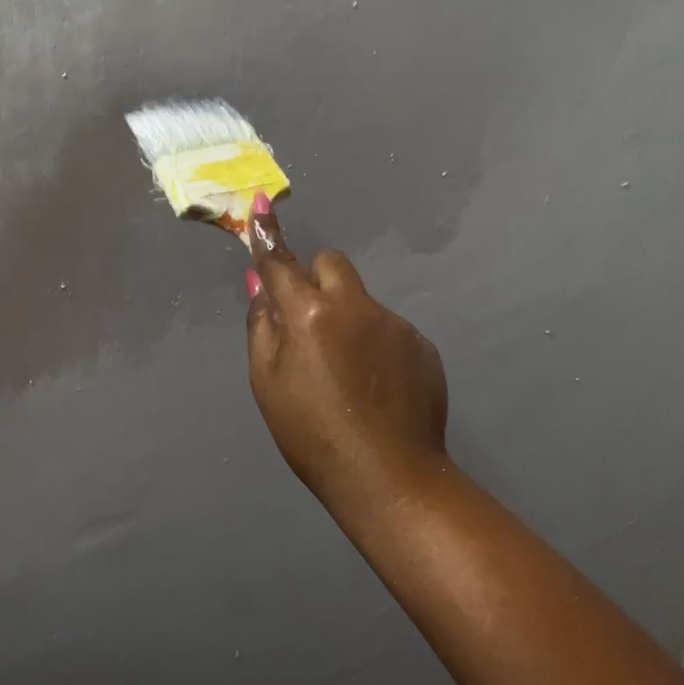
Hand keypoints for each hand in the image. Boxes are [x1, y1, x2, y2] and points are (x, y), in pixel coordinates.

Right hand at [243, 191, 449, 503]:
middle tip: (308, 322)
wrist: (391, 480)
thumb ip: (262, 327)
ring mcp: (395, 324)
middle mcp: (354, 306)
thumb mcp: (266, 384)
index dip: (267, 235)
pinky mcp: (423, 347)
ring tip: (347, 374)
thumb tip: (261, 287)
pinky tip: (376, 387)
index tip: (261, 204)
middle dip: (315, 279)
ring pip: (361, 300)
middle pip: (331, 264)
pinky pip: (388, 329)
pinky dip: (375, 344)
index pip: (281, 262)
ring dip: (347, 318)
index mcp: (309, 313)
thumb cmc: (312, 434)